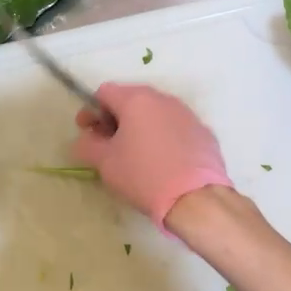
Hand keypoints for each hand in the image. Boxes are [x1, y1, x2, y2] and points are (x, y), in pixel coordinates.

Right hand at [71, 83, 232, 228]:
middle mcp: (163, 99)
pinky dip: (164, 139)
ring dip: (141, 128)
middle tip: (109, 145)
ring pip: (156, 114)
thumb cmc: (143, 175)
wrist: (195, 198)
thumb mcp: (105, 163)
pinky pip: (176, 129)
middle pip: (132, 100)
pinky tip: (163, 163)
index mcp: (136, 100)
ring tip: (137, 155)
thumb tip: (85, 139)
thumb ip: (87, 145)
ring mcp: (187, 115)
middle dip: (116, 119)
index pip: (104, 92)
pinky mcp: (204, 133)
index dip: (91, 111)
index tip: (87, 133)